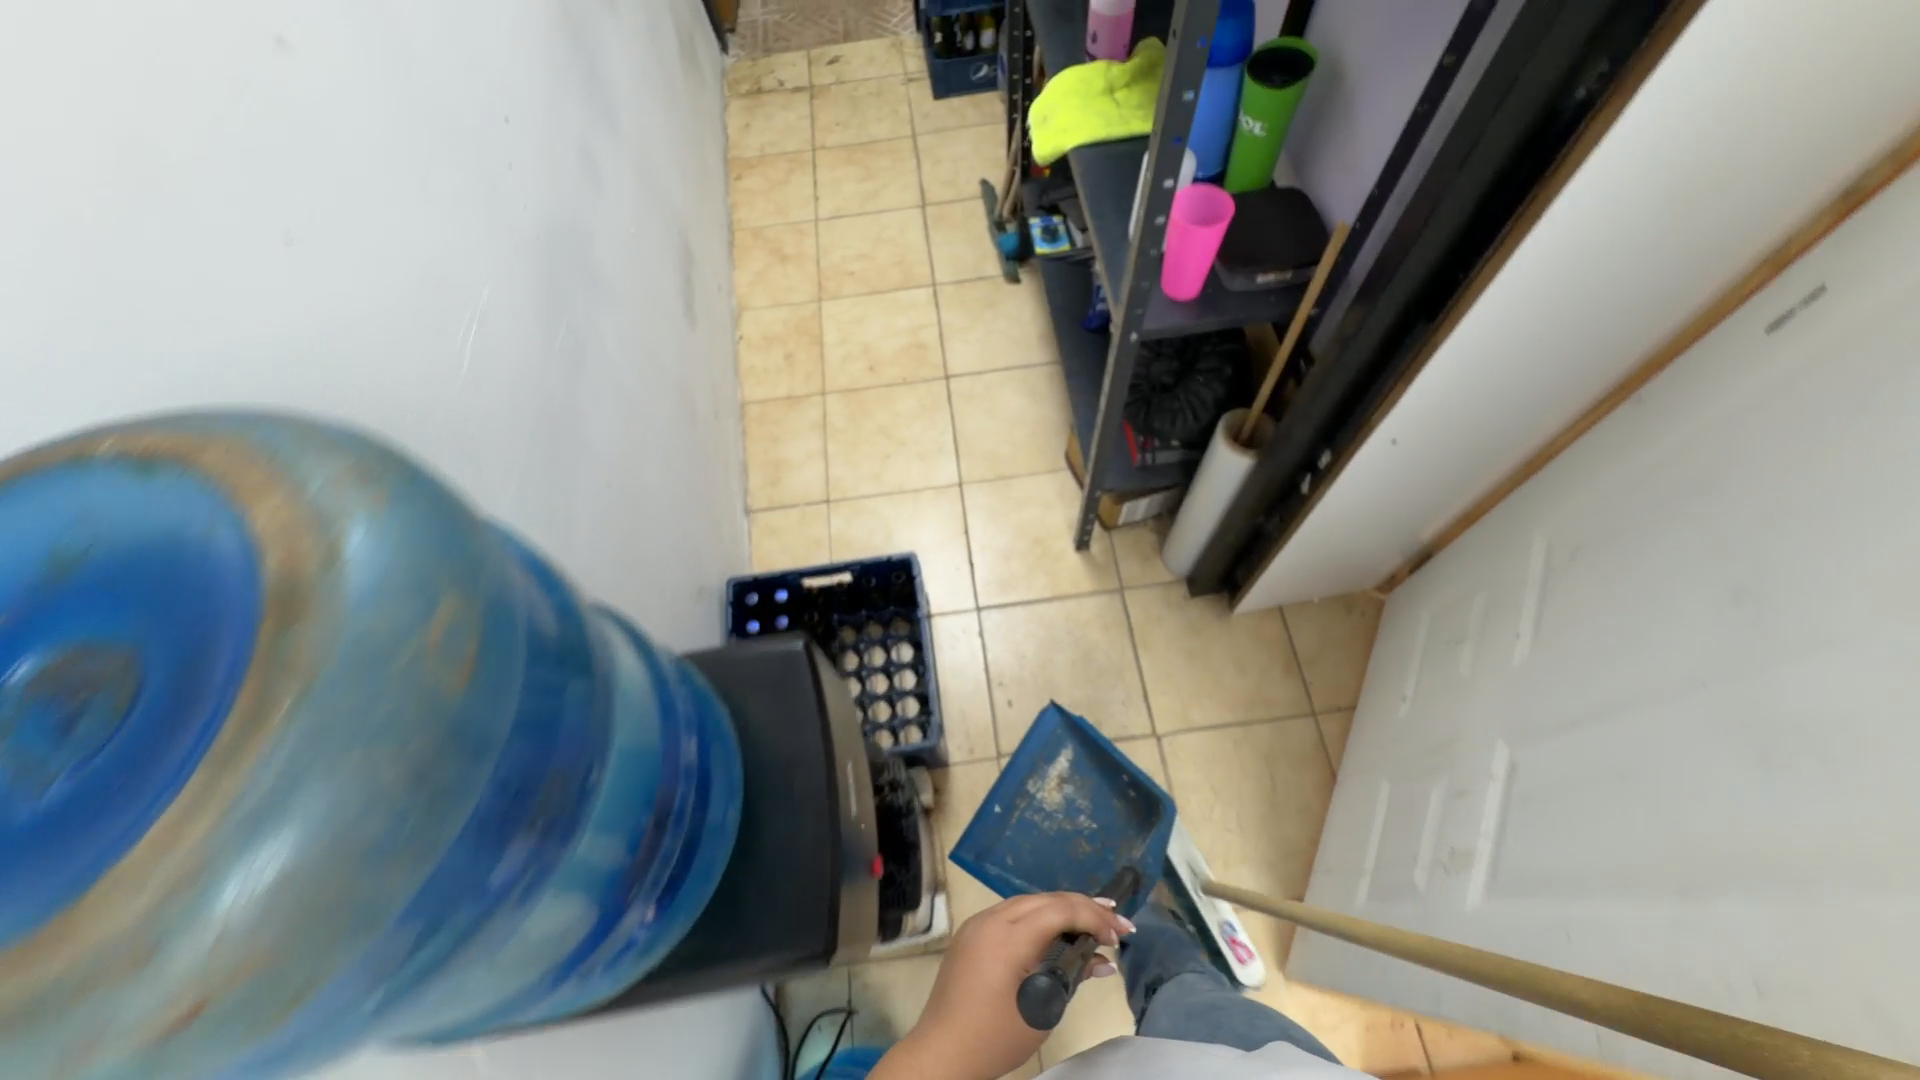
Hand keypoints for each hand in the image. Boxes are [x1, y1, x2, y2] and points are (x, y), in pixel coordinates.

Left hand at [870, 893, 1135, 1079]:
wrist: (942, 1053)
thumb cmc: (994, 1038)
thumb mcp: (1041, 1010)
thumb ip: (1072, 978)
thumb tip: (1103, 962)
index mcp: (1006, 939)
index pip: (1058, 911)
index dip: (1092, 918)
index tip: (1120, 935)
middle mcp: (990, 921)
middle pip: (1045, 900)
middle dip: (1083, 907)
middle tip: (1117, 921)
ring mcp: (977, 924)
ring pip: (1029, 903)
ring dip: (1062, 908)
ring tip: (1095, 919)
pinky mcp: (972, 933)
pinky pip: (1012, 913)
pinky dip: (1039, 916)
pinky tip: (1058, 928)